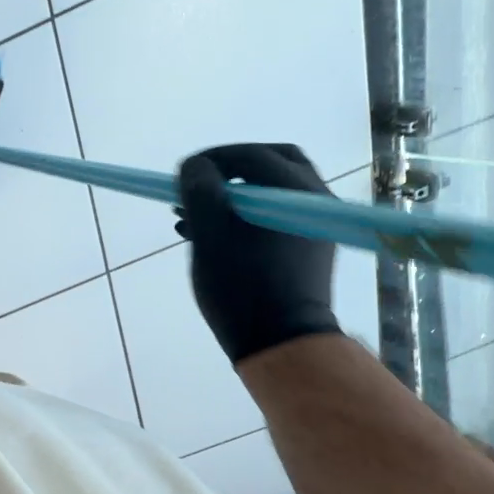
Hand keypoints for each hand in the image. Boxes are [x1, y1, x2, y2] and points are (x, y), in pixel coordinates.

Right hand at [175, 143, 341, 363]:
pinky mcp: (306, 245)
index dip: (212, 158)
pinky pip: (272, 215)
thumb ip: (201, 193)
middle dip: (228, 170)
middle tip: (194, 185)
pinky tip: (212, 235)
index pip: (252, 155)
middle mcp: (314, 199)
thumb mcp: (210, 238)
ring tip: (192, 215)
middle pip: (271, 165)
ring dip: (230, 195)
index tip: (179, 173)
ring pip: (270, 191)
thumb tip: (194, 164)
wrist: (279, 339)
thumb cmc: (241, 286)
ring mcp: (313, 223)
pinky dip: (241, 215)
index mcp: (295, 191)